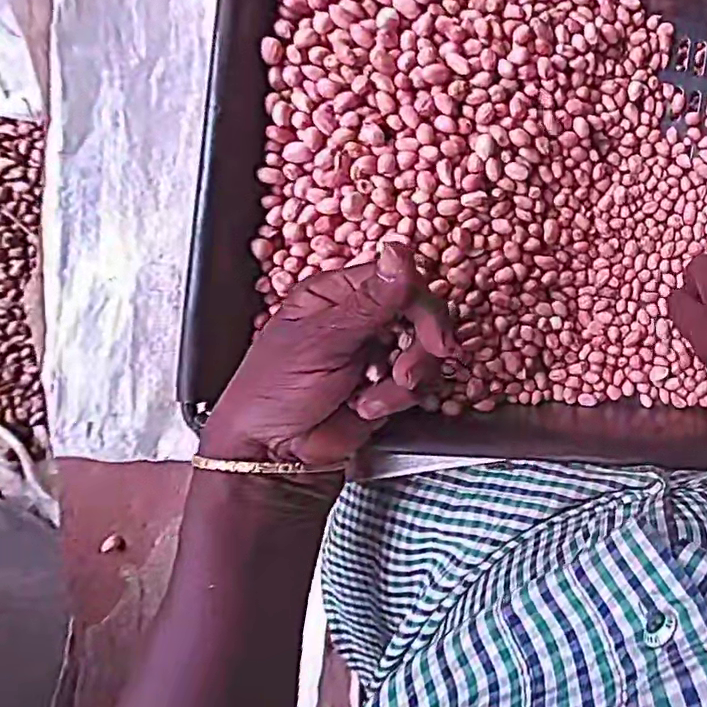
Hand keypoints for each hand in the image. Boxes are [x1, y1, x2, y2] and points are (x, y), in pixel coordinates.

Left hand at [200, 243, 454, 466]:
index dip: (420, 305)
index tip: (433, 334)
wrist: (273, 455)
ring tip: (373, 397)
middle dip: (420, 347)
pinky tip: (367, 407)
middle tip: (406, 373)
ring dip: (406, 378)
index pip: (399, 280)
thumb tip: (401, 251)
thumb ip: (371, 301)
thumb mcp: (323, 340)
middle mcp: (363, 317)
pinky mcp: (389, 383)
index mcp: (338, 294)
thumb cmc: (276, 392)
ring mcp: (377, 351)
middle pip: (420, 315)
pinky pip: (419, 381)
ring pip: (425, 350)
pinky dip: (398, 398)